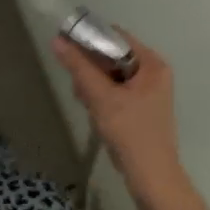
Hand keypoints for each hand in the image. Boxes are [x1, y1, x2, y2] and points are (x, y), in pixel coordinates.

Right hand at [52, 30, 187, 200]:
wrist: (150, 174)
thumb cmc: (130, 130)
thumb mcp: (101, 96)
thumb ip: (79, 66)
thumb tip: (56, 40)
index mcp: (152, 64)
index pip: (116, 36)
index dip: (90, 37)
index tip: (67, 47)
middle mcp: (153, 72)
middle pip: (111, 54)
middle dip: (90, 67)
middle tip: (78, 83)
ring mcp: (146, 90)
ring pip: (108, 73)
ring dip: (92, 83)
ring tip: (86, 101)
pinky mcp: (138, 105)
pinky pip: (112, 88)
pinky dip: (99, 95)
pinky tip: (93, 109)